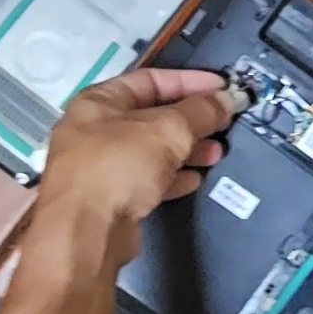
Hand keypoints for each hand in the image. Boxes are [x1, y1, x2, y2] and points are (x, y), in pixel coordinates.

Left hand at [39, 68, 240, 225]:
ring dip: (187, 150)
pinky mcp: (109, 199)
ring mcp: (100, 167)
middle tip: (223, 124)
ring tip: (216, 154)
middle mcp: (94, 130)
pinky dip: (172, 177)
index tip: (222, 88)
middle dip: (192, 120)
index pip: (151, 80)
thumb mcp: (168, 130)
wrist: (84, 234)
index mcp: (99, 101)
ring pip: (152, 150)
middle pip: (153, 116)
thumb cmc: (120, 167)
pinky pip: (147, 179)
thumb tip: (228, 99)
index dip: (190, 81)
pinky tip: (193, 180)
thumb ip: (201, 112)